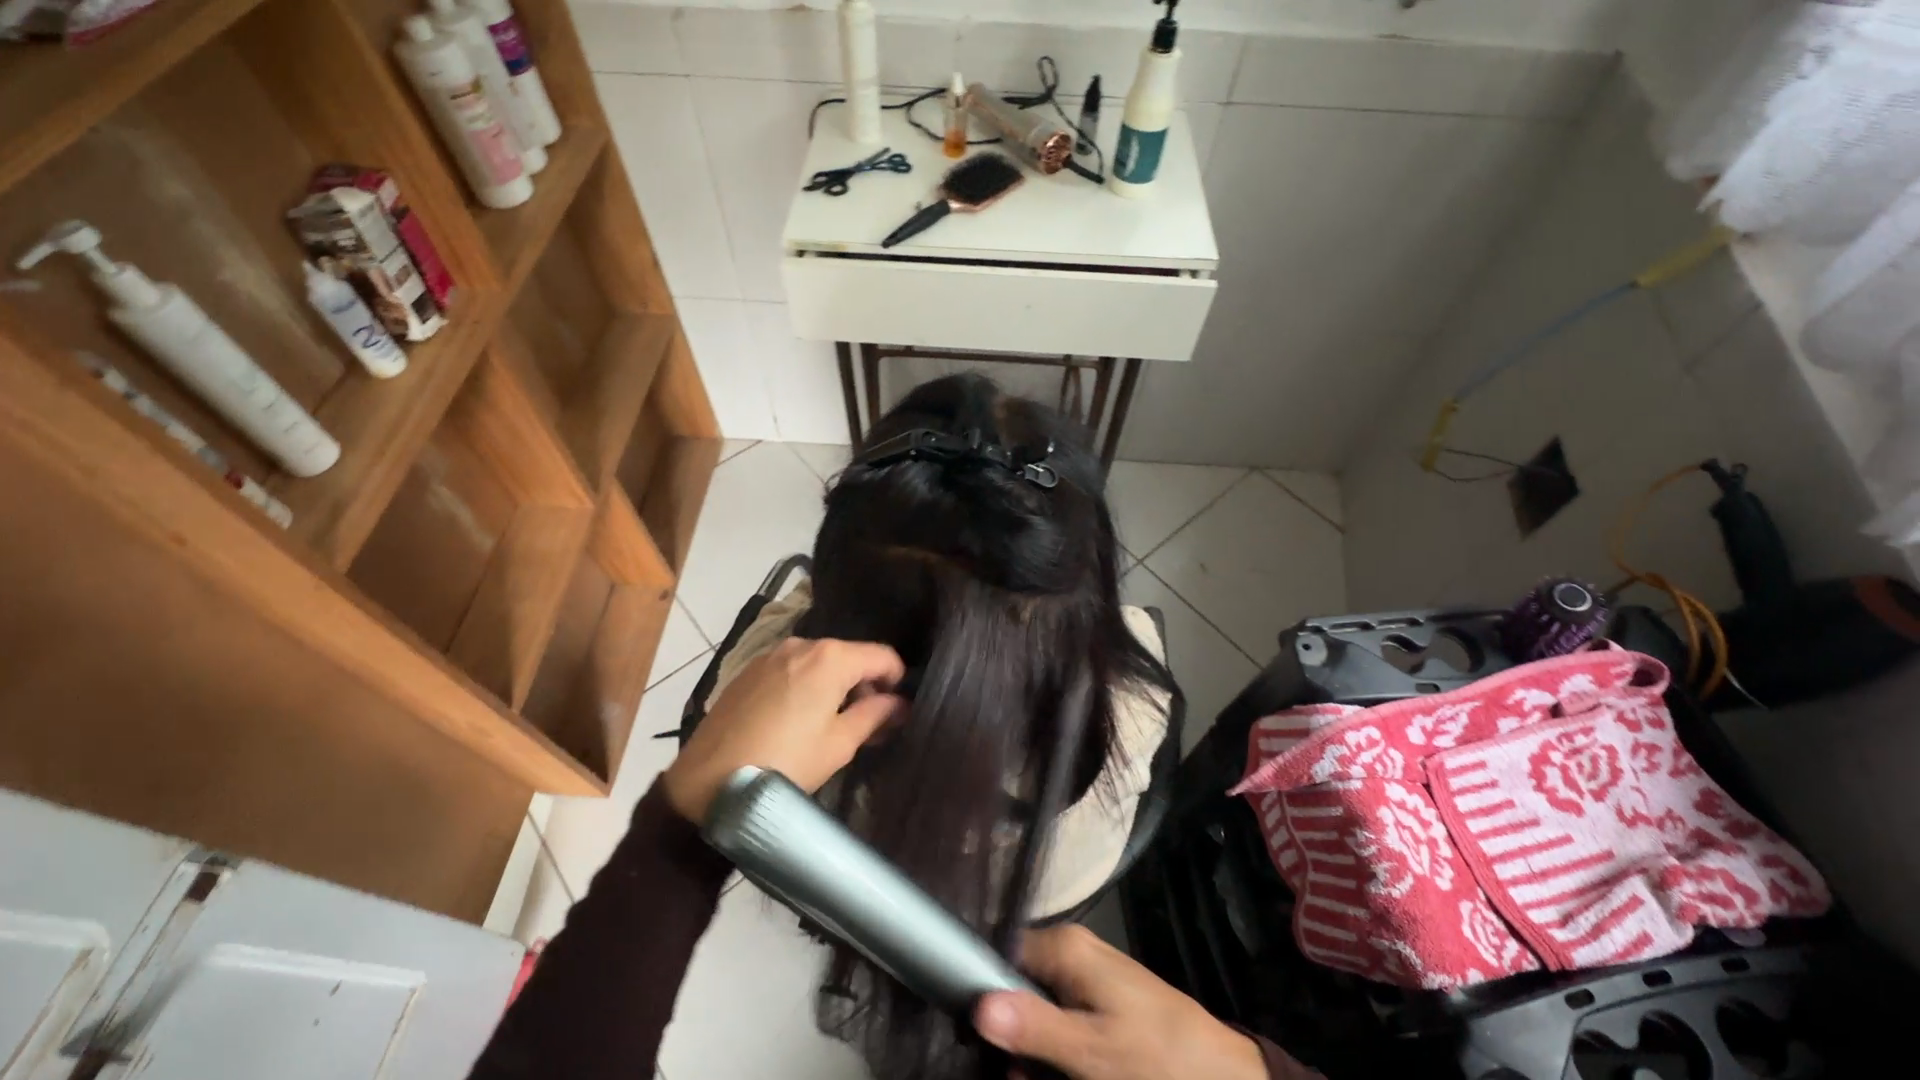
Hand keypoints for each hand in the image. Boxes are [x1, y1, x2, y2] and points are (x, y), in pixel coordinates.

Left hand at [661, 637, 906, 822]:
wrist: (707, 782)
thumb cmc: (785, 762)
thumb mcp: (839, 744)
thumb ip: (875, 715)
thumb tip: (900, 704)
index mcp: (830, 658)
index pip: (882, 656)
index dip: (898, 681)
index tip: (899, 710)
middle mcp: (801, 645)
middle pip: (849, 656)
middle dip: (865, 685)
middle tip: (870, 725)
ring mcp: (770, 655)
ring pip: (819, 663)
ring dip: (834, 687)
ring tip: (832, 726)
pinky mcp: (748, 671)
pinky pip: (791, 671)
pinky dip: (805, 687)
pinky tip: (798, 721)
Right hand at [974, 926, 1269, 1079]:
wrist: (1219, 1072)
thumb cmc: (1154, 1054)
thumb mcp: (1090, 1049)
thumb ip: (1034, 1027)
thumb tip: (979, 1007)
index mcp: (1065, 947)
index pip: (999, 951)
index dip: (983, 991)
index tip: (972, 1032)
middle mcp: (1070, 951)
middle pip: (1014, 982)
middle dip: (1009, 1030)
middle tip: (1014, 1070)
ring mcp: (1085, 974)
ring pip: (1034, 1005)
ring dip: (1029, 1046)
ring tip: (1033, 1077)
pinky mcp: (1097, 999)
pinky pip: (1058, 1017)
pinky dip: (1051, 1046)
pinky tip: (1055, 1072)